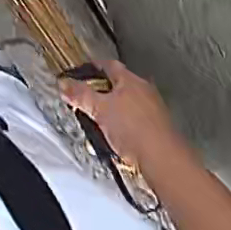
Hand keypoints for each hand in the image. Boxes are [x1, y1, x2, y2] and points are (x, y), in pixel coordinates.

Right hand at [59, 59, 179, 157]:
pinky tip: (116, 142)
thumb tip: (64, 84)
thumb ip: (79, 94)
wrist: (165, 164)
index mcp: (131, 80)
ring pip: (126, 107)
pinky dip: (124, 130)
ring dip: (112, 114)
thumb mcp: (98, 109)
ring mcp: (155, 113)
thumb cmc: (135, 130)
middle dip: (100, 94)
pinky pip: (135, 126)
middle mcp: (145, 92)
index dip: (92, 67)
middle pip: (117, 87)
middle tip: (86, 102)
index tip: (80, 72)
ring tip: (99, 126)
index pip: (108, 65)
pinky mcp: (159, 133)